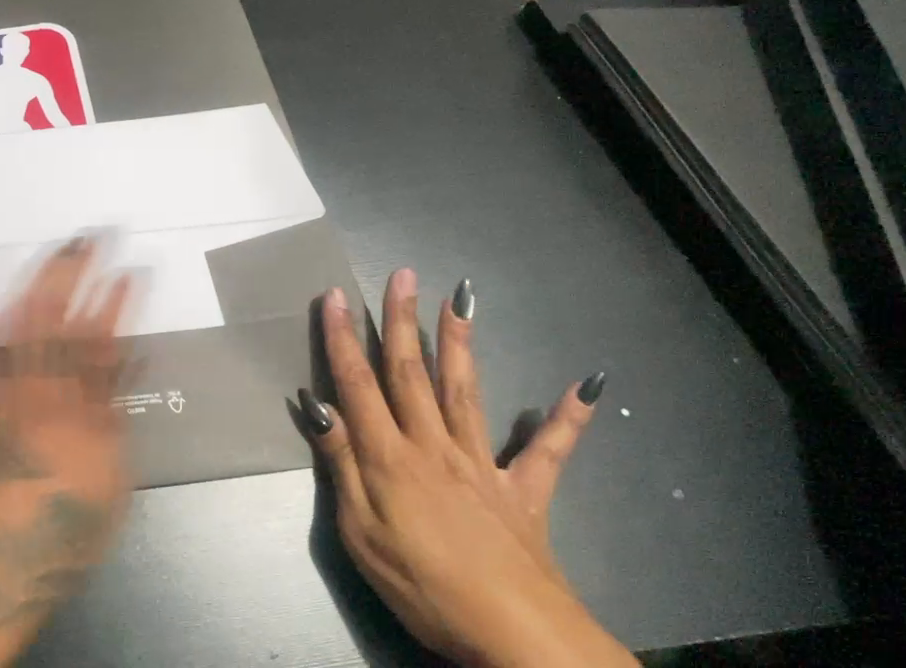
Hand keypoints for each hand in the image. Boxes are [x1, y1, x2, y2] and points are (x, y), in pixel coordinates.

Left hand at [0, 235, 136, 667]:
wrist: (0, 559)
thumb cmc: (66, 530)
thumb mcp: (114, 481)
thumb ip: (115, 418)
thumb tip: (125, 366)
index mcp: (86, 412)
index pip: (105, 344)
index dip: (118, 303)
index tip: (130, 268)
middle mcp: (44, 390)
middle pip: (62, 320)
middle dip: (78, 274)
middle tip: (92, 237)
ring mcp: (4, 391)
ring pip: (22, 323)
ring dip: (37, 280)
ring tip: (53, 247)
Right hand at [297, 269, 636, 667]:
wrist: (516, 636)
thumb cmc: (422, 586)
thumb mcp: (360, 533)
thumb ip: (342, 464)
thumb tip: (317, 404)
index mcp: (390, 457)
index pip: (357, 385)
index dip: (341, 338)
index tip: (332, 295)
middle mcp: (434, 445)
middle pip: (411, 373)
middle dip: (400, 321)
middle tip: (402, 274)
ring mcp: (482, 464)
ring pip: (465, 391)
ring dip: (459, 342)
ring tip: (460, 298)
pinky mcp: (523, 491)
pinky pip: (548, 451)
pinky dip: (568, 418)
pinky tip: (588, 385)